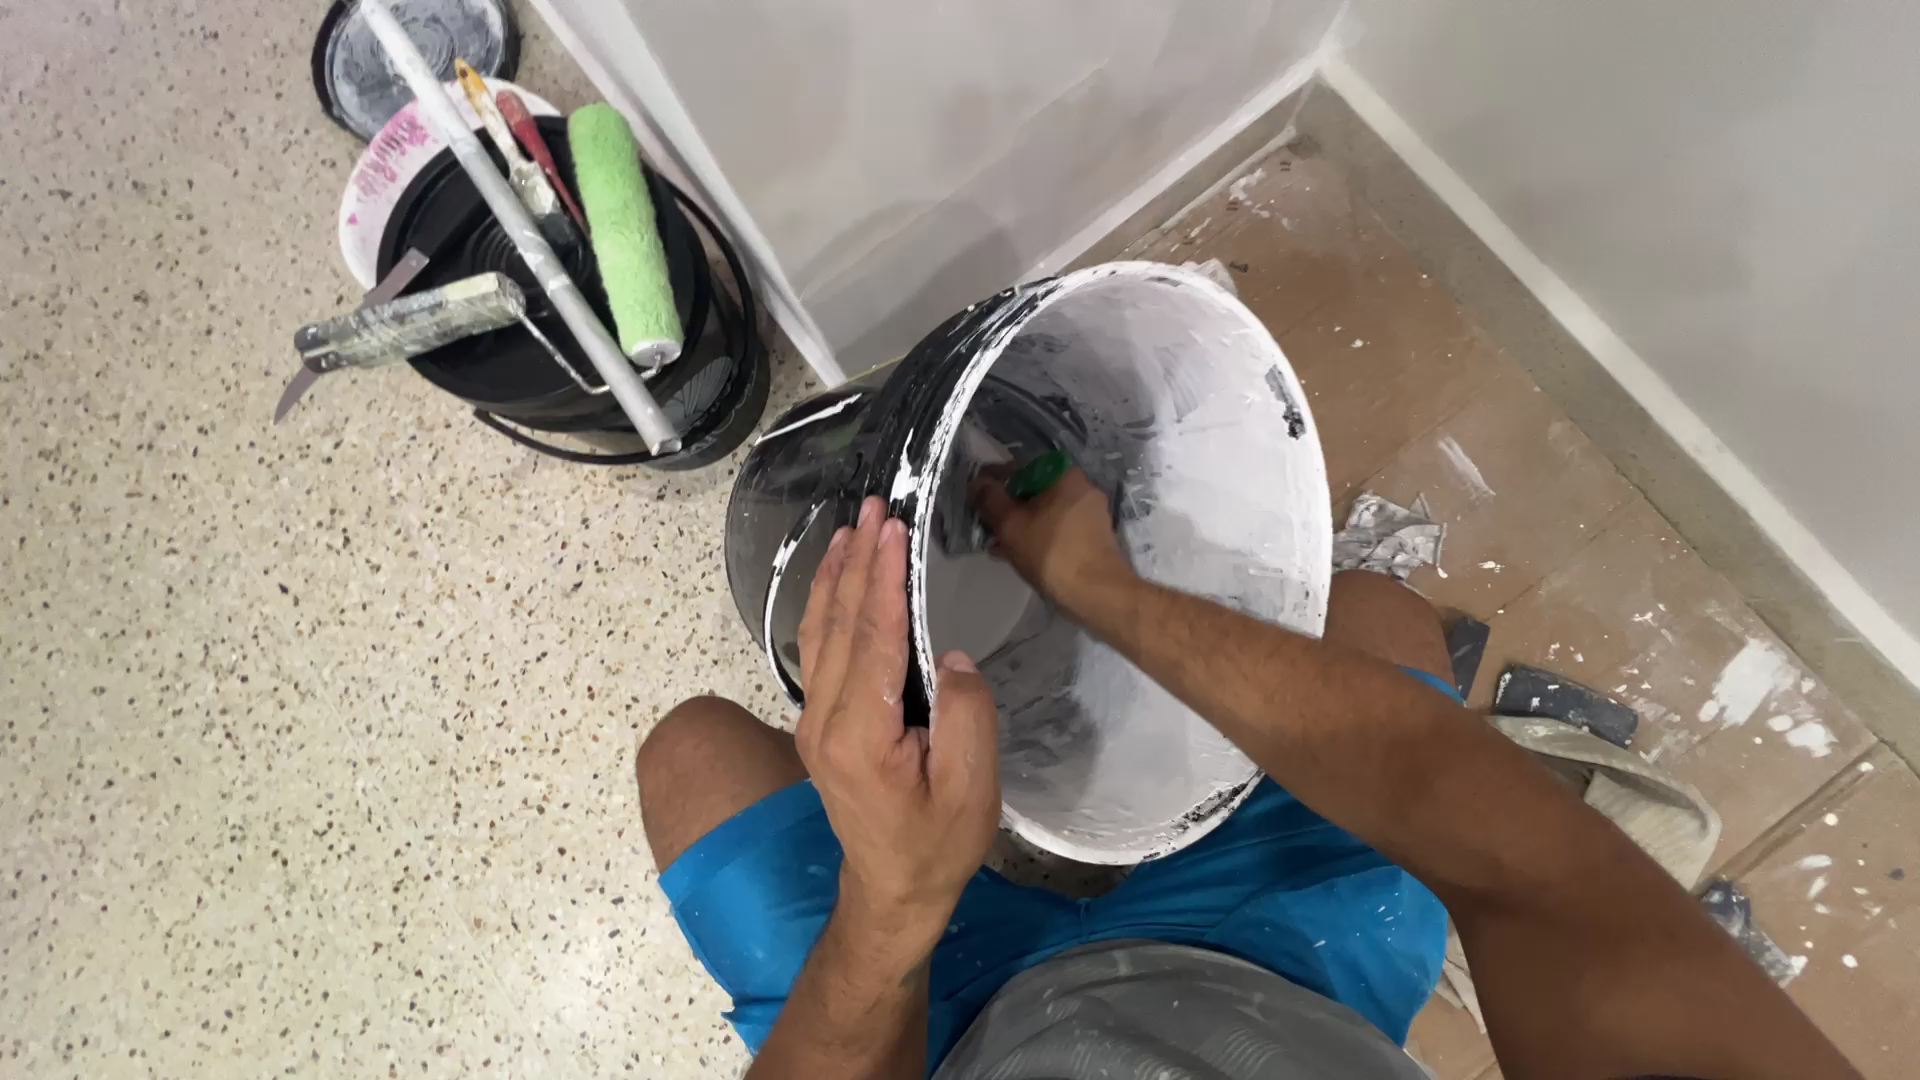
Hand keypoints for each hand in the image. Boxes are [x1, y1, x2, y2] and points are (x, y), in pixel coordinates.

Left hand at [795, 497, 1001, 962]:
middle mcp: (823, 719)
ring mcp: (812, 720)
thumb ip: (965, 717)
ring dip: (834, 576)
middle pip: (837, 624)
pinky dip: (826, 606)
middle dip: (854, 560)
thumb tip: (949, 657)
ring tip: (848, 530)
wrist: (891, 889)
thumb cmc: (936, 844)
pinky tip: (836, 583)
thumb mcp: (971, 790)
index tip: (891, 526)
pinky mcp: (817, 723)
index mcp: (859, 733)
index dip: (882, 579)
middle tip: (869, 507)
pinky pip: (818, 650)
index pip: (872, 637)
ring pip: (818, 632)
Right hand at [970, 465, 1133, 616]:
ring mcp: (1090, 514)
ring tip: (997, 542)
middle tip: (985, 521)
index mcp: (1064, 476)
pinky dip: (1038, 536)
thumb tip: (977, 482)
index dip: (994, 479)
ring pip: (1045, 512)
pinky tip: (1019, 554)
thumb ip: (990, 500)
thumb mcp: (1010, 524)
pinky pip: (1057, 529)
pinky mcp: (1093, 537)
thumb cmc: (1050, 552)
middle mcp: (1082, 488)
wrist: (1096, 592)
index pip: (1021, 467)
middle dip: (1007, 506)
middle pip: (1034, 491)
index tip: (976, 493)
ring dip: (1021, 524)